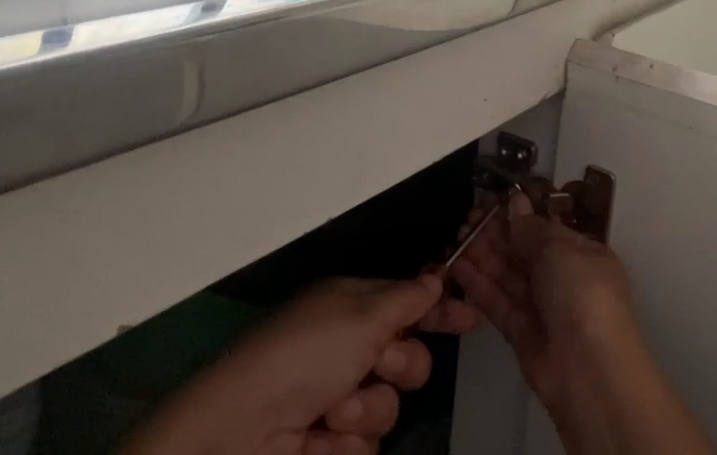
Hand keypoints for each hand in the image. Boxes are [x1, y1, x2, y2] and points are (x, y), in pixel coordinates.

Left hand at [118, 275, 479, 454]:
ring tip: (334, 411)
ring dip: (368, 408)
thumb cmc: (305, 354)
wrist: (245, 428)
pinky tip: (321, 438)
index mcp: (351, 308)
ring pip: (390, 405)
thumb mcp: (361, 314)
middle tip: (380, 364)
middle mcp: (348, 350)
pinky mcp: (330, 442)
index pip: (407, 304)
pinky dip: (347, 442)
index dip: (439, 311)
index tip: (471, 319)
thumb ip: (406, 298)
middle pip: (409, 358)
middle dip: (402, 365)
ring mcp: (338, 397)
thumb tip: (435, 278)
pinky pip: (366, 443)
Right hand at [451, 192, 714, 454]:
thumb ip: (531, 228)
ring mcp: (542, 306)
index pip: (546, 229)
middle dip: (496, 234)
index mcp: (583, 254)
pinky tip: (456, 265)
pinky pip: (498, 302)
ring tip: (455, 236)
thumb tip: (516, 202)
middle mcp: (563, 278)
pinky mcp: (521, 332)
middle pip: (524, 251)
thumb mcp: (560, 250)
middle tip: (466, 218)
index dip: (518, 215)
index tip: (490, 202)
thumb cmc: (582, 294)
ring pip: (508, 275)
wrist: (588, 368)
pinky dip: (478, 284)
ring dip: (483, 255)